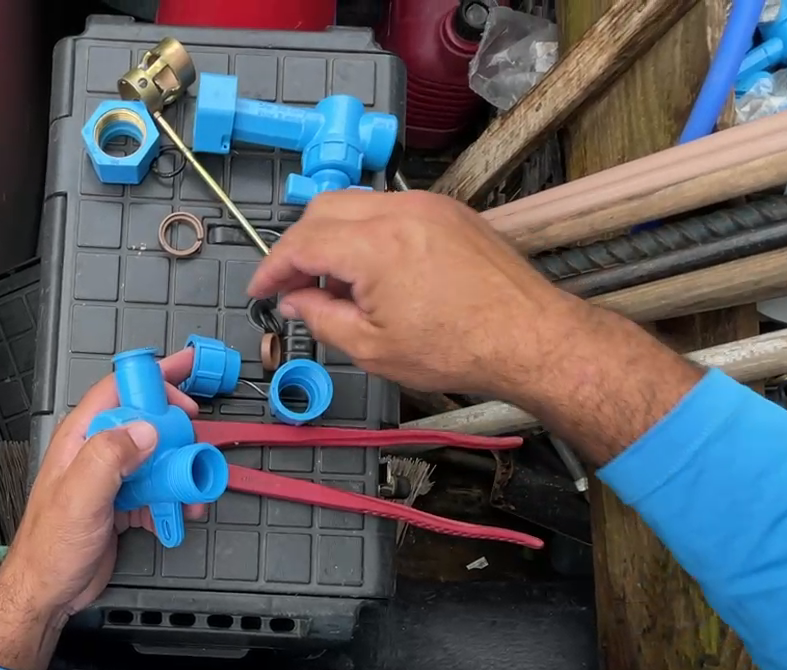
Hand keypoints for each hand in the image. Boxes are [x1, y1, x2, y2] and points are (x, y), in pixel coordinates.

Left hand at [0, 349, 200, 669]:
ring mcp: (110, 479)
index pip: (120, 389)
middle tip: (197, 440)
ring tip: (196, 488)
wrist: (48, 592)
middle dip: (177, 428)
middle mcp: (95, 452)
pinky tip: (182, 513)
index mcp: (81, 438)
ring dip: (181, 471)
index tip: (185, 377)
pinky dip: (173, 499)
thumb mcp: (80, 497)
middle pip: (144, 421)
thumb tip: (148, 430)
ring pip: (155, 458)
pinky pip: (155, 491)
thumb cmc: (51, 548)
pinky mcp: (120, 505)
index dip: (154, 379)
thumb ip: (110, 457)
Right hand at [247, 190, 605, 400]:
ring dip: (330, 238)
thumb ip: (319, 318)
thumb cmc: (457, 348)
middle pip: (323, 209)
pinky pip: (387, 209)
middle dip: (298, 247)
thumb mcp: (370, 348)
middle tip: (292, 287)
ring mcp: (427, 205)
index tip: (260, 289)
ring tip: (331, 285)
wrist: (527, 338)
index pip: (302, 242)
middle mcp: (400, 211)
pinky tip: (367, 272)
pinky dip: (363, 233)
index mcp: (376, 246)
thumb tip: (294, 301)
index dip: (272, 267)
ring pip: (355, 204)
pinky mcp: (447, 211)